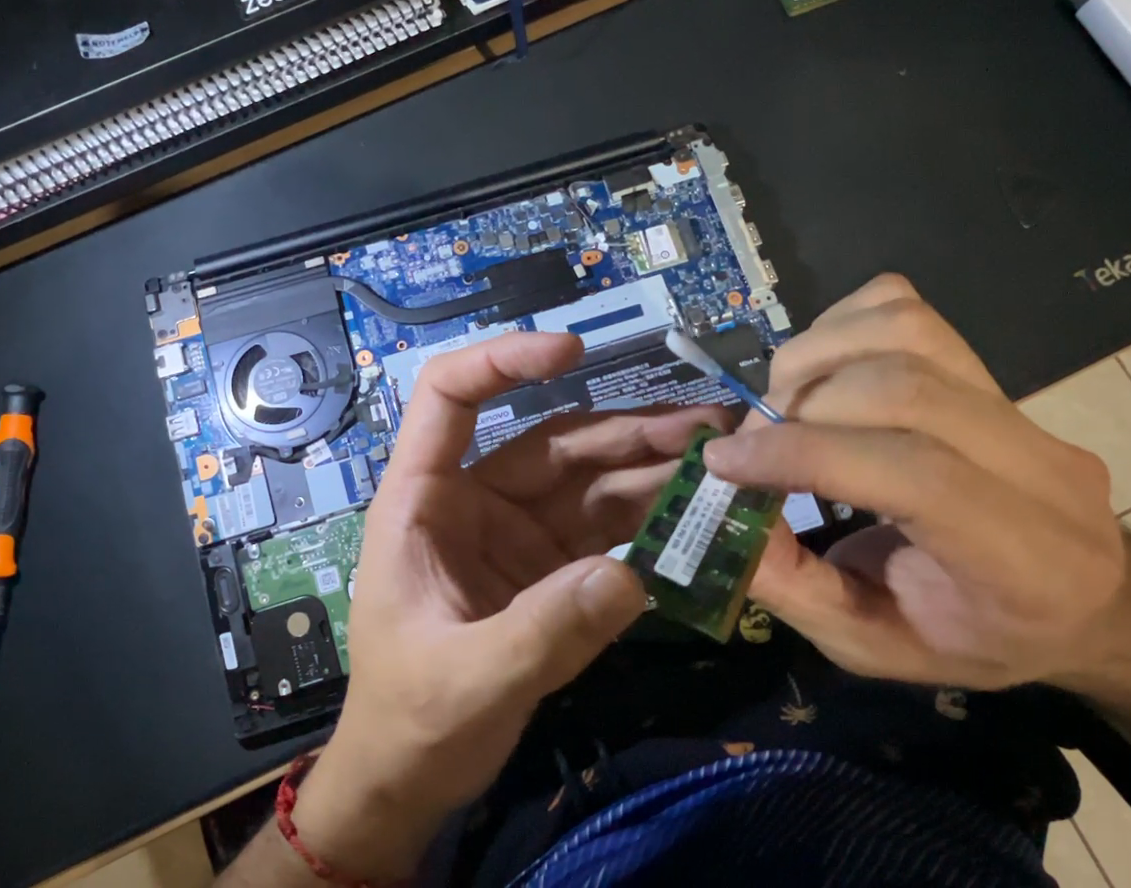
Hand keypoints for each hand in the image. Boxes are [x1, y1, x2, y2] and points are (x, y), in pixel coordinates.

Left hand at [293, 333, 726, 879]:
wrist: (409, 779)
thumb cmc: (410, 719)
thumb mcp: (470, 678)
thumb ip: (545, 630)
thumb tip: (631, 576)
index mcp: (423, 500)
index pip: (450, 397)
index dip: (503, 360)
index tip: (574, 350)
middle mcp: (472, 502)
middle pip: (552, 442)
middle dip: (627, 431)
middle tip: (708, 423)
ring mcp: (515, 536)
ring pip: (588, 484)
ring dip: (651, 471)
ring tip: (721, 459)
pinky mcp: (547, 572)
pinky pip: (604, 535)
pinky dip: (650, 525)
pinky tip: (698, 517)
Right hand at [702, 274, 1128, 689]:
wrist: (1078, 603)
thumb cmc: (972, 638)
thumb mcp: (872, 645)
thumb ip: (795, 587)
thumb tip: (722, 509)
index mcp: (1024, 561)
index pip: (917, 475)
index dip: (804, 455)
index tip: (723, 463)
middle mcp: (1041, 468)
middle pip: (905, 389)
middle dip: (797, 406)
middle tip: (746, 445)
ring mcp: (1024, 409)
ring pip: (906, 331)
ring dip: (814, 357)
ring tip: (780, 406)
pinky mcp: (995, 372)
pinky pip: (908, 311)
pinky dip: (842, 326)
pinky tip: (819, 374)